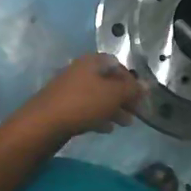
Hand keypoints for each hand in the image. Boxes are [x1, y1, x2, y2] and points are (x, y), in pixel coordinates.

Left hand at [12, 52, 141, 141]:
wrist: (43, 124)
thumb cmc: (82, 103)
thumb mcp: (113, 95)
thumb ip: (131, 89)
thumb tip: (147, 84)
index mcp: (92, 61)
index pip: (117, 65)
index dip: (130, 79)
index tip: (140, 97)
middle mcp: (80, 70)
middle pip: (107, 81)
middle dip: (123, 96)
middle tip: (136, 112)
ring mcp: (70, 89)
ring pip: (97, 96)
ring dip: (113, 108)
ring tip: (125, 123)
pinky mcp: (63, 106)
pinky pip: (86, 108)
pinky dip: (98, 116)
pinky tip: (106, 128)